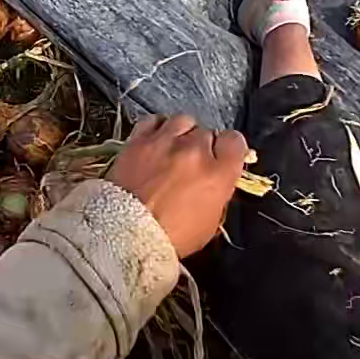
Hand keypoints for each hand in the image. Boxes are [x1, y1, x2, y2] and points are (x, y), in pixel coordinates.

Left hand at [107, 115, 246, 256]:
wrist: (125, 234)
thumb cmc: (169, 238)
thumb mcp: (209, 223)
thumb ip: (218, 194)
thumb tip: (217, 179)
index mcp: (217, 174)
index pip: (235, 142)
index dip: (229, 149)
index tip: (222, 156)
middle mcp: (194, 152)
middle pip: (207, 134)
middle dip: (202, 147)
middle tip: (191, 165)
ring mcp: (166, 142)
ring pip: (184, 121)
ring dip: (182, 133)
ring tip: (174, 149)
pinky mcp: (139, 140)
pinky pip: (155, 120)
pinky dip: (158, 128)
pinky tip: (157, 140)